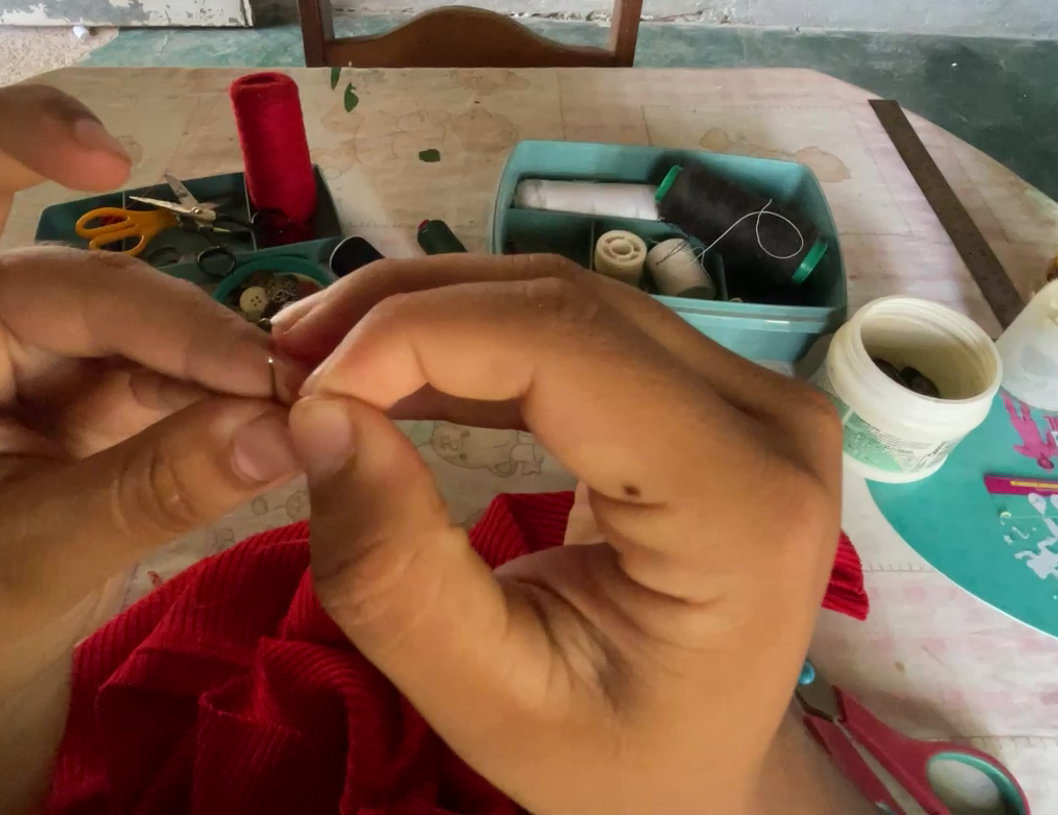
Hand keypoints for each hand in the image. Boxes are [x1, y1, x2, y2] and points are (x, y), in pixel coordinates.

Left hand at [0, 87, 297, 812]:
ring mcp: (52, 350)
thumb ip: (155, 490)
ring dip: (226, 369)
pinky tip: (271, 423)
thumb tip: (284, 429)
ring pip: (159, 326)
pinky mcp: (111, 384)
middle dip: (192, 340)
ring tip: (292, 415)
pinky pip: (185, 369)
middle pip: (101, 288)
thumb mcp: (30, 558)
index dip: (13, 137)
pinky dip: (231, 395)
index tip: (112, 158)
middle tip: (287, 395)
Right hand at [270, 255, 851, 813]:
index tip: (305, 388)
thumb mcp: (492, 704)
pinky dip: (468, 336)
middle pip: (558, 303)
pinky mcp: (701, 385)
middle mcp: (763, 415)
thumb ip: (395, 574)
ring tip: (326, 349)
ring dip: (429, 311)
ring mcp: (742, 389)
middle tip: (294, 351)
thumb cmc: (618, 758)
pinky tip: (394, 362)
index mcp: (740, 499)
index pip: (561, 344)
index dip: (415, 336)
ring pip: (557, 298)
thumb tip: (320, 415)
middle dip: (406, 311)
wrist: (707, 760)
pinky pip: (568, 327)